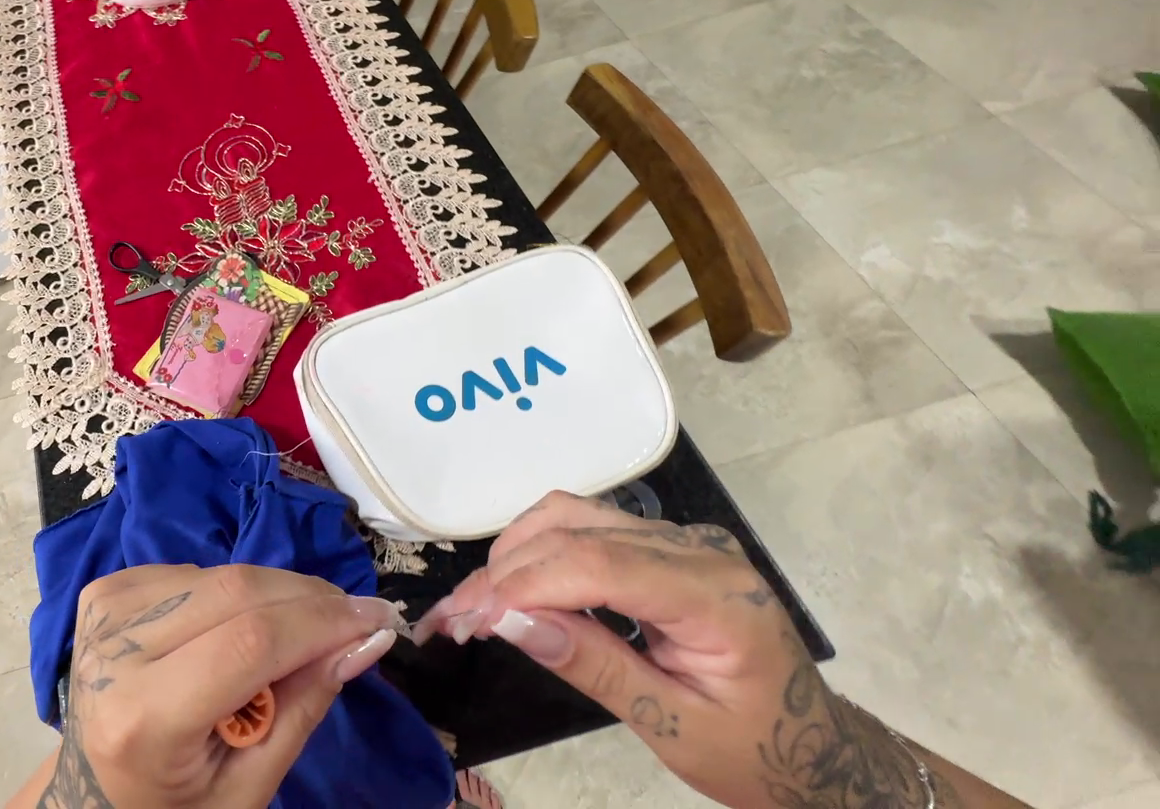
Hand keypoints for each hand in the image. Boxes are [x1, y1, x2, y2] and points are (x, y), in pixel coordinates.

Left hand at [39, 563, 403, 808]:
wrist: (90, 792)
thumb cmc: (174, 807)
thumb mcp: (246, 788)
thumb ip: (303, 706)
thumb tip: (364, 638)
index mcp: (143, 716)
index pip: (249, 641)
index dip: (321, 622)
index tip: (378, 617)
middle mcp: (115, 649)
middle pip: (236, 592)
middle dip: (308, 597)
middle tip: (356, 616)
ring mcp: (104, 611)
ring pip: (220, 573)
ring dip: (275, 593)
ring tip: (302, 630)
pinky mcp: (104, 589)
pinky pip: (194, 572)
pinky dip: (233, 593)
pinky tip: (238, 627)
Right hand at [414, 492, 932, 808]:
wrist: (817, 750)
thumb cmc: (756, 757)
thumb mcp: (675, 727)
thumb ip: (592, 665)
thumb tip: (507, 620)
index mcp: (715, 596)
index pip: (598, 564)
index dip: (524, 584)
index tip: (467, 617)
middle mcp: (694, 547)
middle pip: (575, 533)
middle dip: (505, 573)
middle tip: (456, 618)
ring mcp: (677, 537)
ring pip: (569, 515)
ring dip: (515, 552)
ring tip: (481, 603)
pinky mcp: (660, 541)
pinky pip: (582, 522)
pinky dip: (537, 547)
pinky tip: (518, 583)